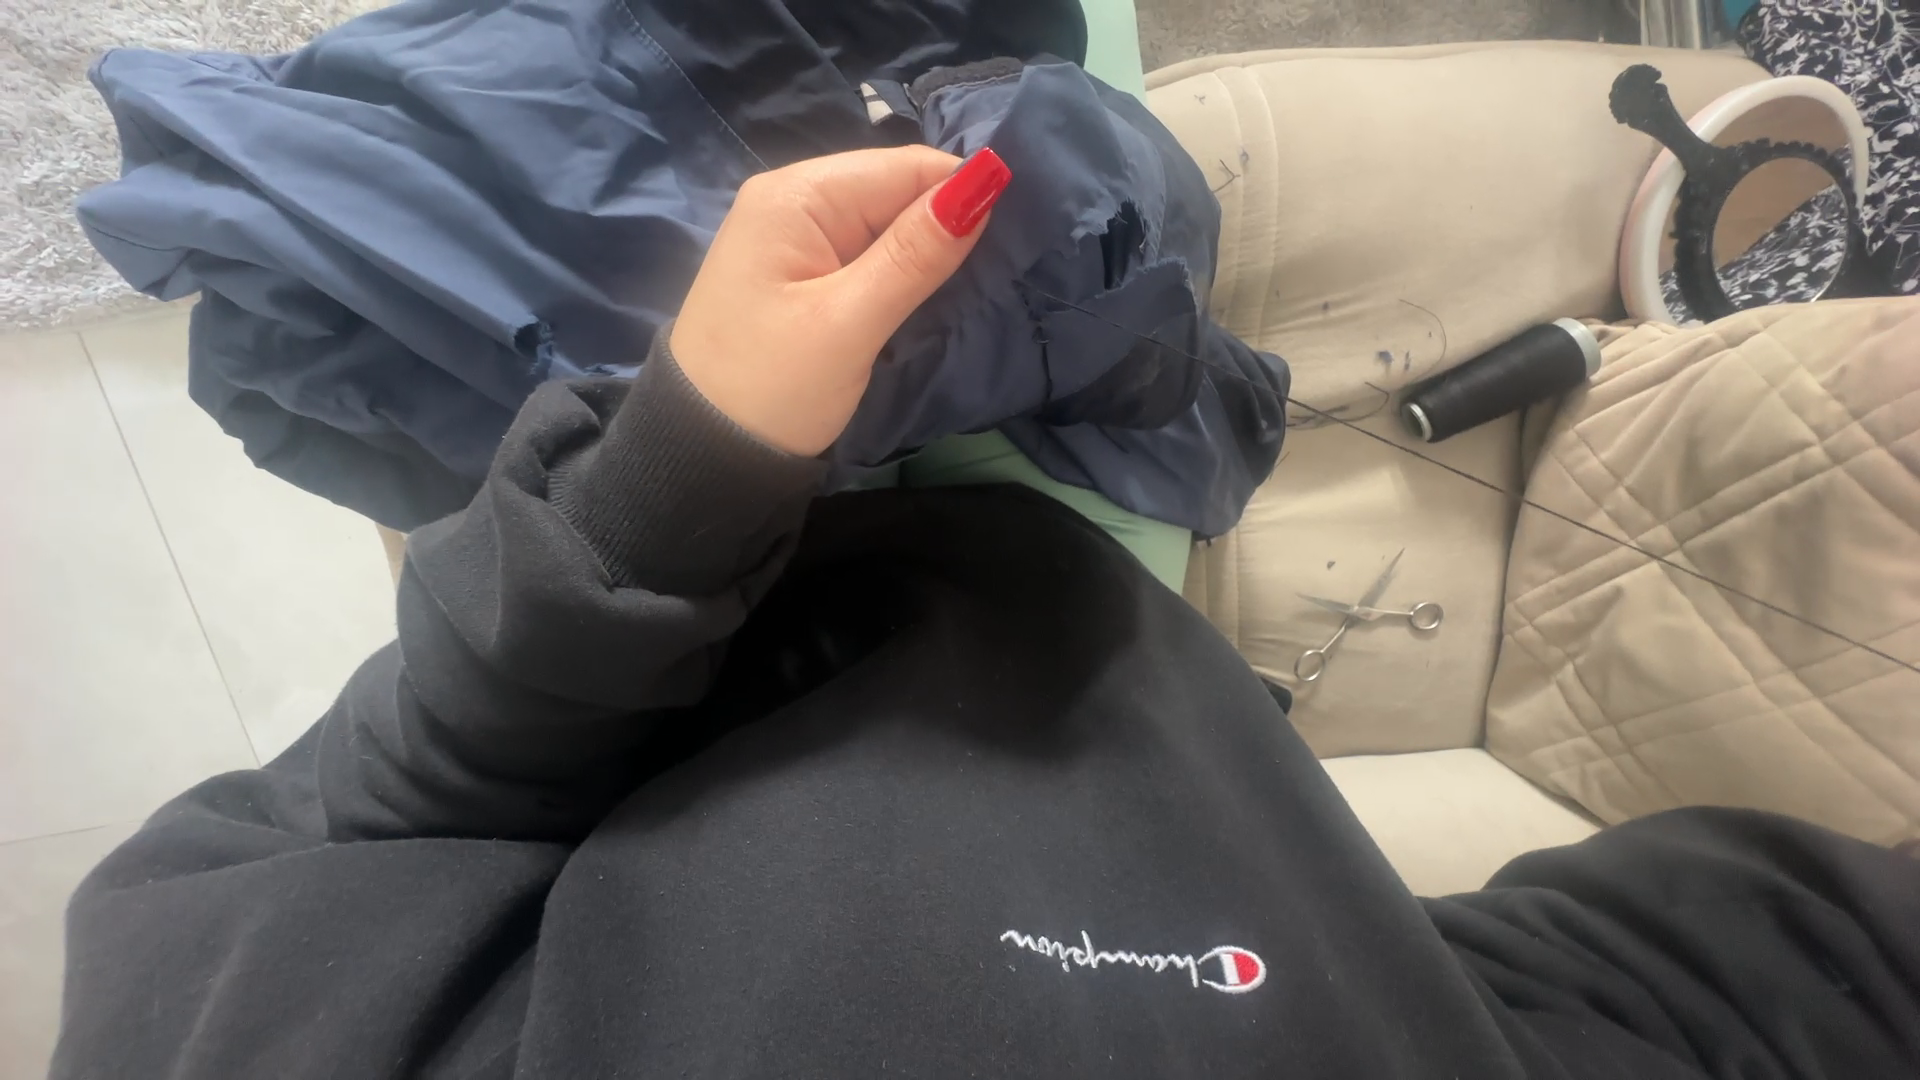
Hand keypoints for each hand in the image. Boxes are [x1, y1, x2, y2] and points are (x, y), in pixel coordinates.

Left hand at [670, 146, 1010, 455]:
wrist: (706, 452)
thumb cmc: (773, 388)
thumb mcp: (848, 323)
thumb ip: (914, 255)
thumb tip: (985, 184)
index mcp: (796, 197)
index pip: (902, 168)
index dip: (961, 194)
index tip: (1013, 238)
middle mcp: (793, 204)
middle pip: (893, 193)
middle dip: (944, 226)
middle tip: (996, 274)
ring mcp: (795, 242)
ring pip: (884, 229)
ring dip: (926, 255)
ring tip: (968, 288)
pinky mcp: (802, 278)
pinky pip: (865, 259)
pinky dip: (899, 277)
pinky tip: (924, 299)